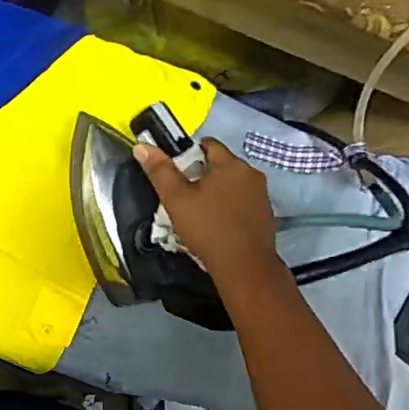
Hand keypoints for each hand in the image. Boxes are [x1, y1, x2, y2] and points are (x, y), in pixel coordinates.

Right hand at [134, 138, 280, 285]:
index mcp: (230, 164)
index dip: (189, 153)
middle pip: (221, 165)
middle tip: (183, 195)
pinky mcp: (266, 214)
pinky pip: (243, 201)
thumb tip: (142, 147)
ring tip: (199, 211)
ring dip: (217, 191)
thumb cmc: (207, 227)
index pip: (209, 144)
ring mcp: (262, 194)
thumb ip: (160, 171)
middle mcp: (251, 173)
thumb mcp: (176, 199)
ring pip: (233, 184)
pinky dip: (230, 207)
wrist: (243, 265)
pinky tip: (217, 224)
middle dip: (202, 174)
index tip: (176, 172)